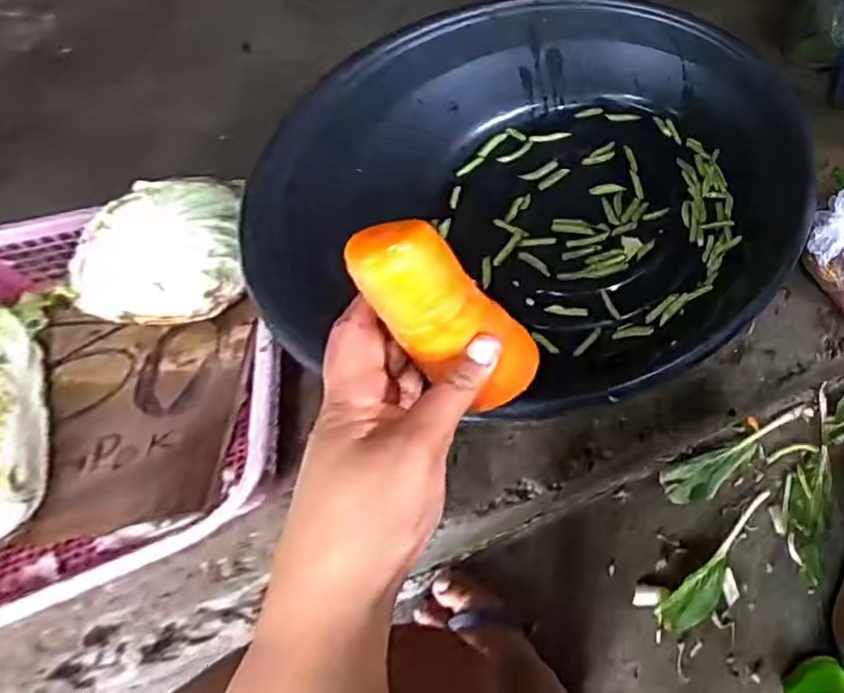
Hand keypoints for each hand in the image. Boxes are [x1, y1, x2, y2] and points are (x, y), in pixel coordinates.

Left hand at [273, 296, 497, 603]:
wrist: (344, 585)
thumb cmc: (366, 512)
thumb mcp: (417, 445)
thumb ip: (454, 390)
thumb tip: (489, 339)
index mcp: (348, 401)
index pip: (356, 334)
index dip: (374, 298)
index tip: (407, 266)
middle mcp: (361, 407)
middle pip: (384, 349)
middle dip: (415, 317)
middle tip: (460, 288)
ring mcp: (381, 428)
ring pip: (407, 374)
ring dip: (435, 348)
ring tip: (475, 318)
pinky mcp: (403, 446)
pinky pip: (425, 399)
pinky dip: (447, 379)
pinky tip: (474, 367)